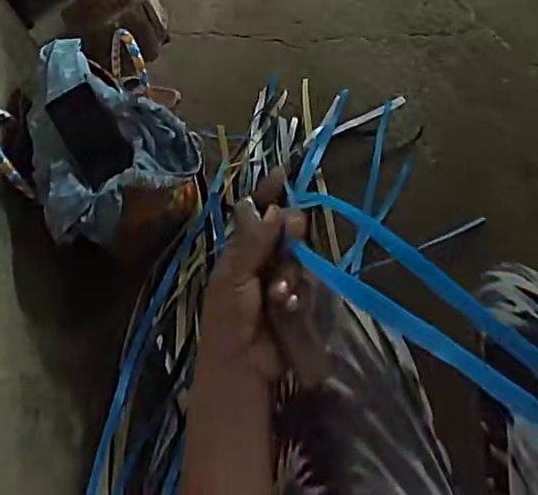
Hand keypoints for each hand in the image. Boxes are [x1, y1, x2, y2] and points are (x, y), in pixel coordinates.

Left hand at [199, 170, 308, 388]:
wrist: (242, 365)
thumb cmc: (228, 317)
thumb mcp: (234, 275)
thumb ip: (253, 241)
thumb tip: (273, 208)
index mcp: (242, 246)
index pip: (258, 211)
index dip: (269, 192)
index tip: (283, 173)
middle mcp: (263, 256)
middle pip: (286, 229)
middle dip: (290, 230)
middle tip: (293, 232)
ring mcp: (283, 276)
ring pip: (299, 255)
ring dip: (290, 270)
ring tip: (278, 292)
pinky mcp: (300, 298)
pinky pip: (308, 282)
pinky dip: (298, 292)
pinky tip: (286, 304)